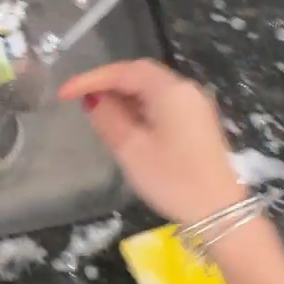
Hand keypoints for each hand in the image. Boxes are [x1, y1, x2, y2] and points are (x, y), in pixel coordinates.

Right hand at [58, 59, 246, 223]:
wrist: (219, 212)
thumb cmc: (173, 179)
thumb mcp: (131, 149)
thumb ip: (108, 118)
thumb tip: (94, 100)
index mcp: (170, 91)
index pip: (124, 71)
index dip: (91, 78)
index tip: (64, 93)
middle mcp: (185, 90)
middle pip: (140, 74)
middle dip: (107, 83)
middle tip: (79, 97)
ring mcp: (194, 106)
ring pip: (151, 89)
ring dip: (122, 95)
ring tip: (96, 112)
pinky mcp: (196, 123)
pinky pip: (161, 103)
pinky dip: (138, 107)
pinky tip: (123, 124)